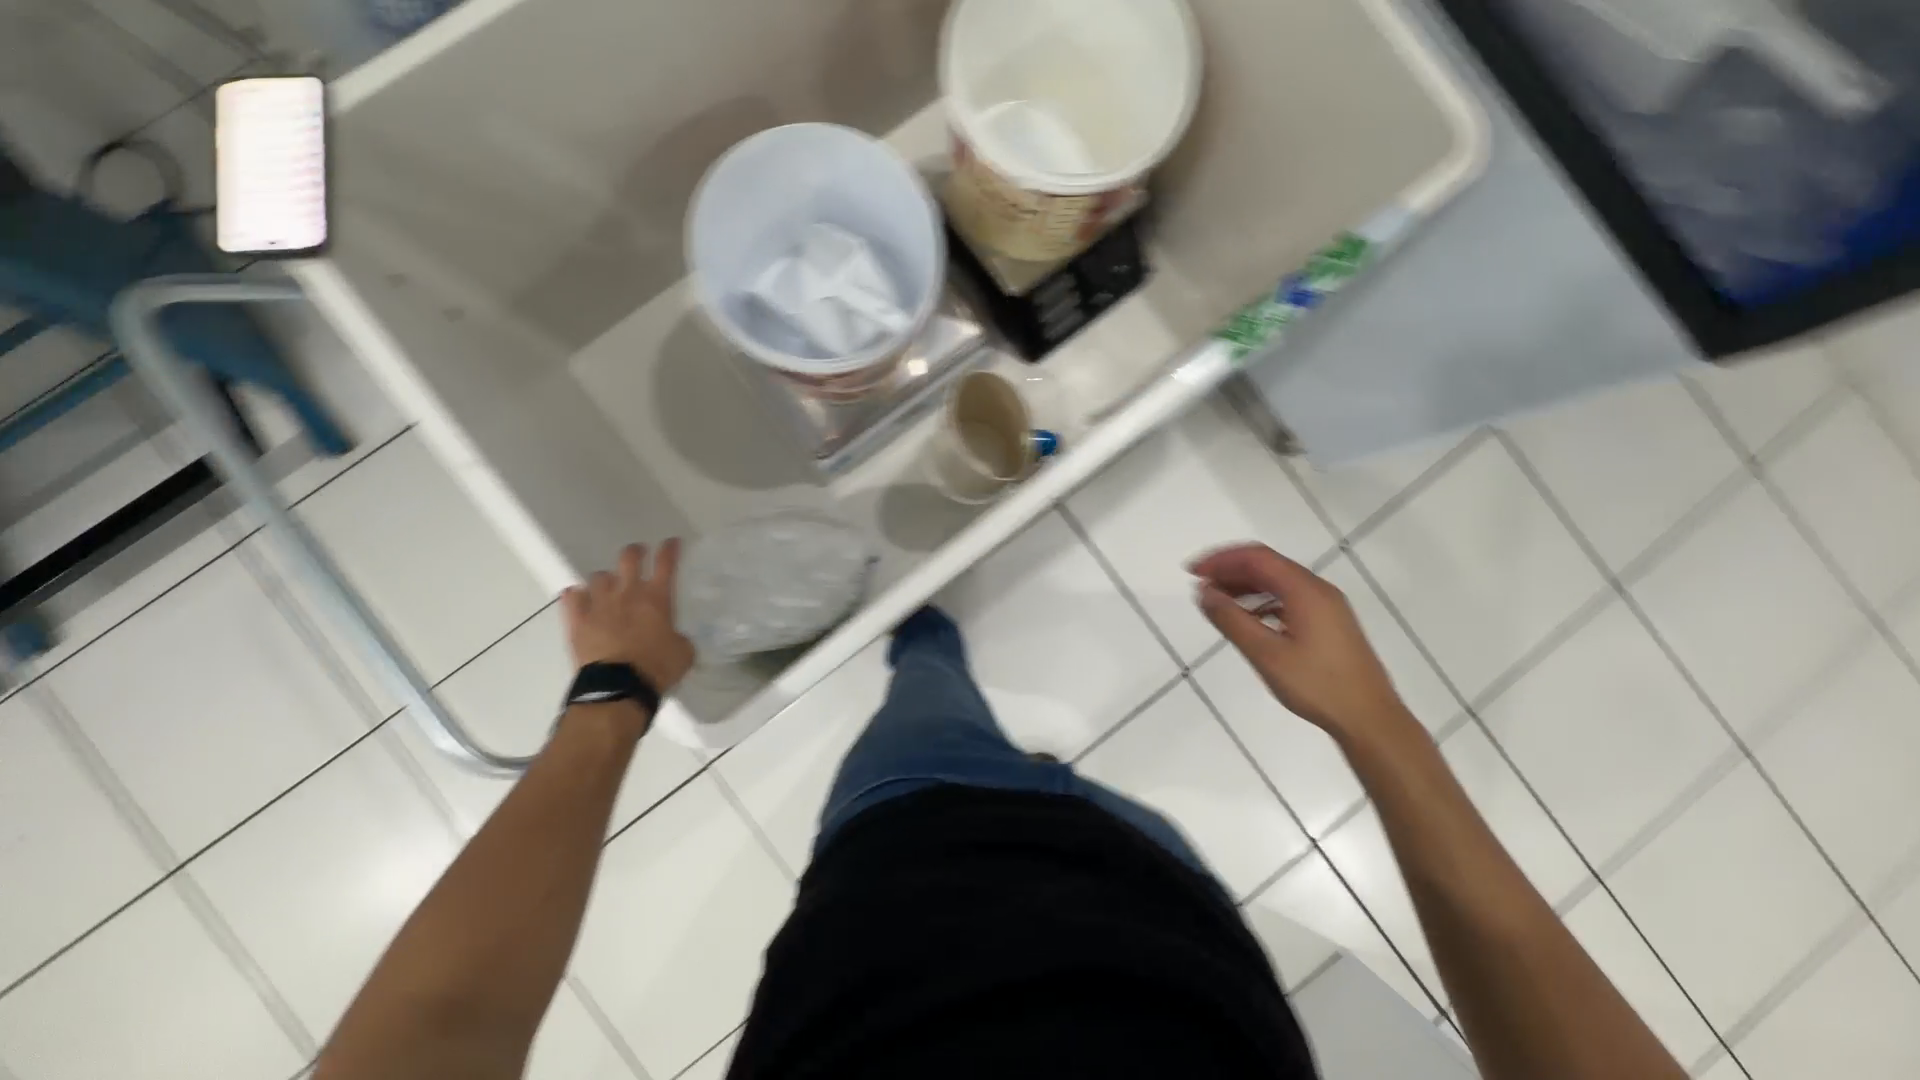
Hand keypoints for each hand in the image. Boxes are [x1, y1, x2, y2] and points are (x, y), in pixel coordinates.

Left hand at [562, 540, 694, 694]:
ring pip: (599, 577)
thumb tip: (674, 637)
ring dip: (606, 580)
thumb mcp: (684, 653)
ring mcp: (598, 604)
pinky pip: (571, 598)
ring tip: (608, 588)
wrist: (618, 687)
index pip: (665, 563)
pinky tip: (580, 599)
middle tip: (638, 554)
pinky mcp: (576, 620)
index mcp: (656, 598)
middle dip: (635, 552)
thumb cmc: (657, 668)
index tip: (672, 542)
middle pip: (629, 558)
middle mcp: (627, 593)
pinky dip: (577, 596)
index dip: (670, 549)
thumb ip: (679, 637)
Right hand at [1191, 544, 1411, 740]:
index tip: (1192, 572)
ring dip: (1246, 586)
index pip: (1256, 557)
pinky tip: (1249, 620)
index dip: (1221, 559)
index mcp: (1305, 590)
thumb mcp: (1266, 654)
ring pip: (1279, 582)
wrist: (1369, 718)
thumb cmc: (1316, 686)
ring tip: (1218, 603)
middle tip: (1200, 587)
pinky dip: (1264, 601)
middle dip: (1230, 571)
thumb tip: (1204, 592)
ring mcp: (1328, 606)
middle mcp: (1318, 590)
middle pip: (1268, 565)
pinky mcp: (1330, 623)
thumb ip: (1232, 620)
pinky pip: (1290, 599)